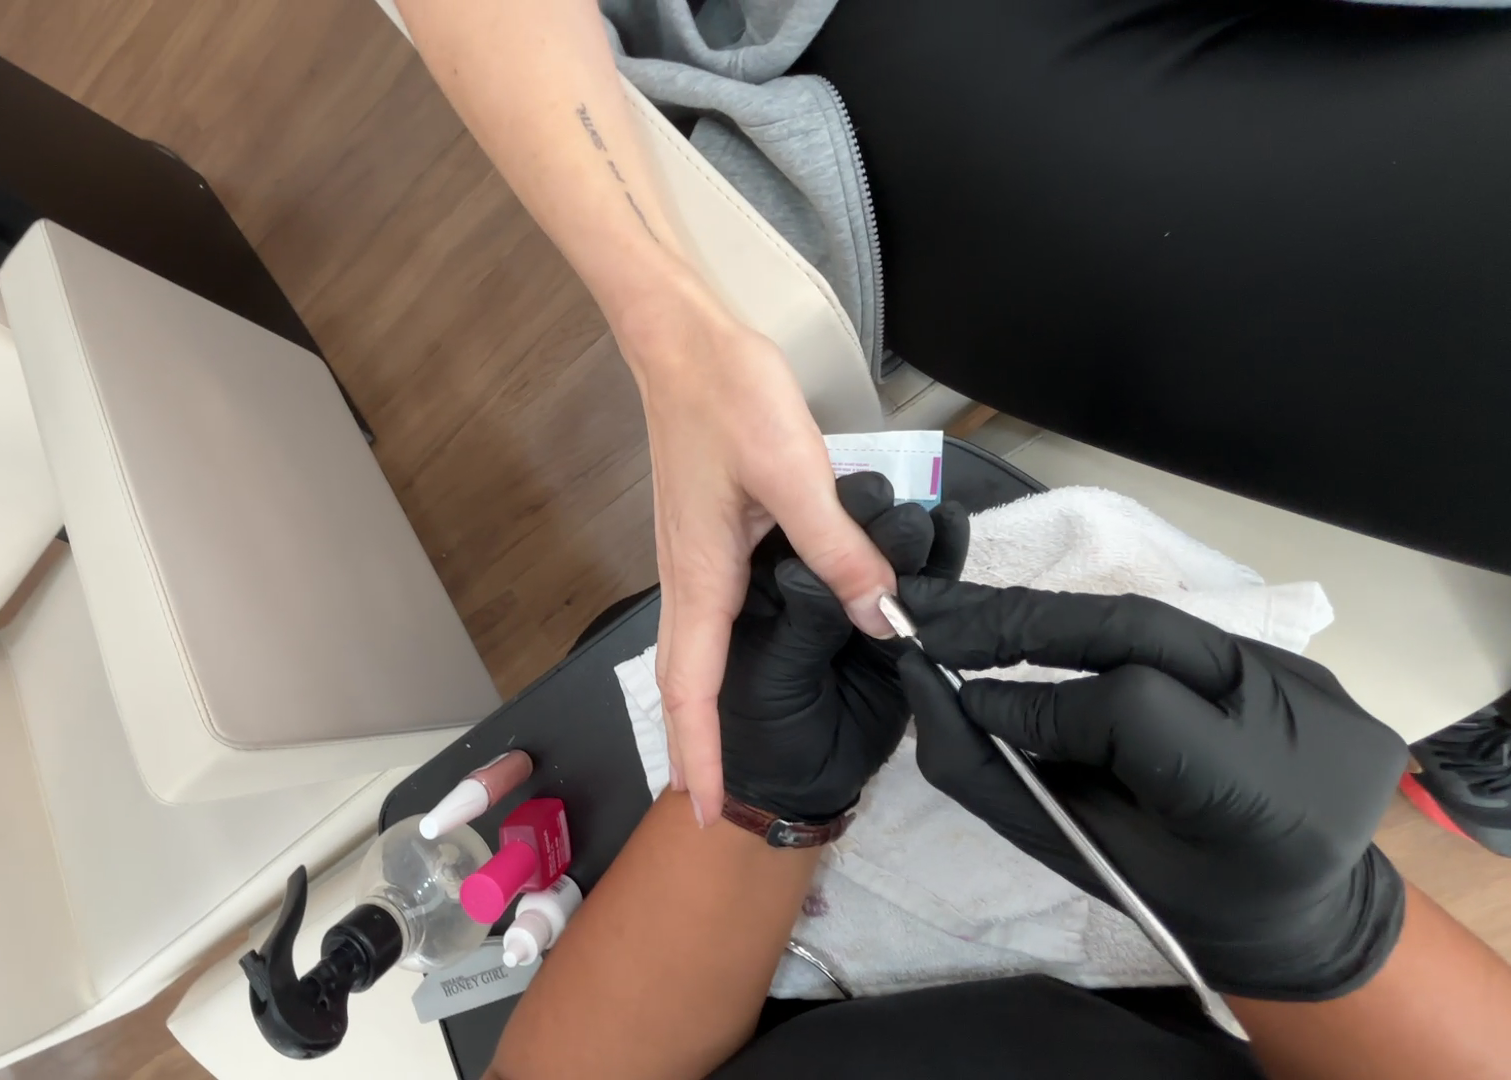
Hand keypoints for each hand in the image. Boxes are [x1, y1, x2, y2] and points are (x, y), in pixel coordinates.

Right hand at [619, 281, 899, 826]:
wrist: (682, 349)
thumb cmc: (727, 400)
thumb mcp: (795, 471)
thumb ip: (838, 548)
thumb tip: (884, 616)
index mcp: (702, 574)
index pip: (690, 683)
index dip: (694, 749)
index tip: (700, 808)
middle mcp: (687, 577)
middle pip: (680, 679)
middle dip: (689, 743)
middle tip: (706, 798)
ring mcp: (690, 559)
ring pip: (690, 650)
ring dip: (699, 707)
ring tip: (722, 750)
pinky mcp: (702, 538)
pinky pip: (707, 616)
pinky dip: (713, 659)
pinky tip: (745, 659)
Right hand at [895, 579, 1409, 1001]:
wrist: (1295, 899)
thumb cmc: (1168, 894)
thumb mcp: (1066, 848)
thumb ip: (981, 769)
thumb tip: (918, 676)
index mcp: (1264, 804)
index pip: (1130, 712)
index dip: (1031, 703)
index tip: (960, 699)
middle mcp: (1303, 720)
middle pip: (1135, 628)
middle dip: (1013, 620)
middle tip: (925, 614)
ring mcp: (1300, 678)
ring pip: (1139, 617)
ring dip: (1035, 613)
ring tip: (954, 611)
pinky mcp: (1276, 655)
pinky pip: (1152, 628)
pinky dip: (1073, 626)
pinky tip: (1019, 625)